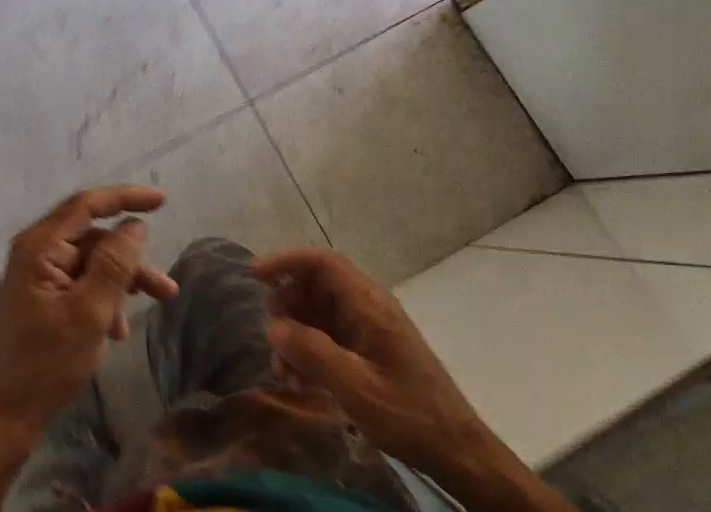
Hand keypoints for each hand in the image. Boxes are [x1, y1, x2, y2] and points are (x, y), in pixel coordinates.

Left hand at [0, 186, 180, 434]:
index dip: (126, 197)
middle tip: (166, 288)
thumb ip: (114, 264)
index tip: (162, 201)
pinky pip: (83, 283)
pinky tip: (118, 332)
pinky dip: (105, 300)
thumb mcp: (90, 312)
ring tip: (155, 307)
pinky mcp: (43, 296)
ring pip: (93, 263)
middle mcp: (36, 251)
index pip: (86, 204)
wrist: (11, 413)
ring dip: (123, 283)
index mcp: (39, 247)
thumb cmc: (48, 362)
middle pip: (95, 239)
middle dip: (132, 260)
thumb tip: (134, 225)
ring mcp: (38, 274)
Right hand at [251, 248, 484, 472]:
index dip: (286, 261)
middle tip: (273, 342)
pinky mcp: (370, 351)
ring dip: (296, 336)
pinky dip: (310, 353)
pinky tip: (302, 383)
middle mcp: (369, 307)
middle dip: (287, 308)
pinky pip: (330, 337)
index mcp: (369, 304)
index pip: (322, 262)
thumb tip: (273, 326)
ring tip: (286, 375)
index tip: (254, 276)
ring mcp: (370, 329)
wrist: (456, 449)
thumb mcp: (354, 386)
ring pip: (319, 314)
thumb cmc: (408, 414)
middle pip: (316, 287)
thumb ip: (311, 352)